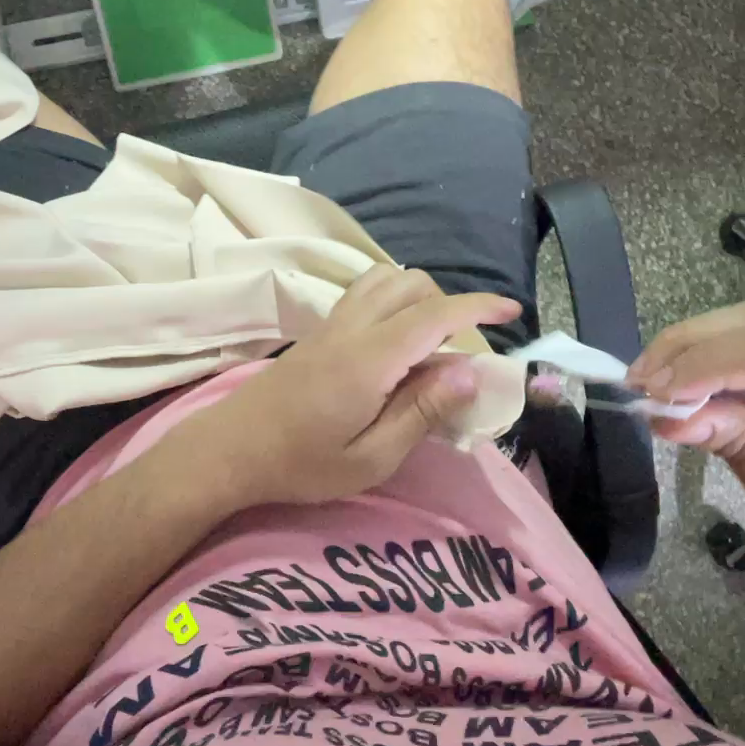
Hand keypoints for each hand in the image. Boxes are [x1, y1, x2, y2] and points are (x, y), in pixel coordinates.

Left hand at [179, 265, 520, 507]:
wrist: (230, 450)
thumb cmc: (302, 465)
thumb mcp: (372, 458)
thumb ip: (422, 412)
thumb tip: (469, 372)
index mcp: (369, 358)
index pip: (434, 315)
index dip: (478, 307)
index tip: (513, 311)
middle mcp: (351, 328)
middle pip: (410, 284)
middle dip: (449, 303)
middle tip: (462, 352)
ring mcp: (329, 324)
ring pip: (384, 280)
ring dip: (419, 297)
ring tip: (431, 343)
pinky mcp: (317, 332)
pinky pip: (364, 294)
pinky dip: (393, 301)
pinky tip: (395, 343)